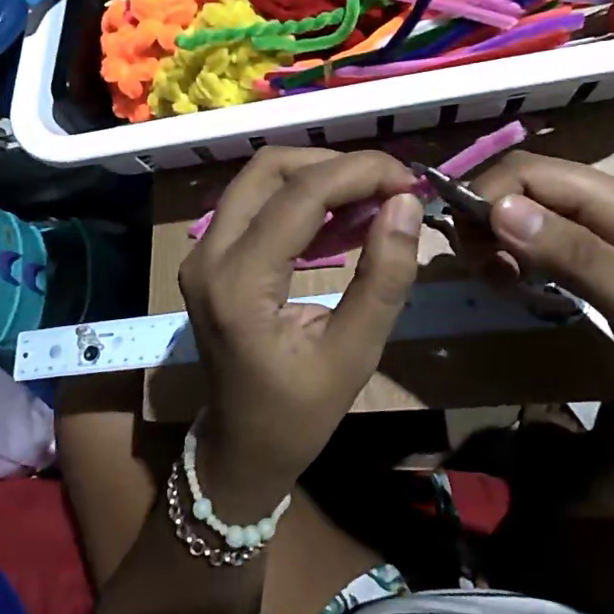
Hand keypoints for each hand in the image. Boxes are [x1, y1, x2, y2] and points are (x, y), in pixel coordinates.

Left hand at [179, 148, 422, 512]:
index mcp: (239, 283)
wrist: (242, 448)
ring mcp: (202, 253)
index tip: (411, 182)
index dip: (361, 174)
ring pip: (261, 178)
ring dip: (320, 176)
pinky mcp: (210, 257)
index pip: (301, 195)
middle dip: (337, 165)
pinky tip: (344, 217)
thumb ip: (384, 277)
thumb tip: (406, 205)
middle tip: (391, 186)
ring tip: (375, 197)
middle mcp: (208, 255)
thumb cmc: (299, 413)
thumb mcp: (355, 353)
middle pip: (270, 168)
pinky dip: (302, 196)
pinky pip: (256, 203)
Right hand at [468, 152, 613, 425]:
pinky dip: (524, 258)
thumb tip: (500, 208)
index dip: (489, 196)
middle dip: (491, 218)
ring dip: (504, 239)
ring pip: (538, 215)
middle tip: (482, 273)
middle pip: (534, 188)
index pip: (538, 174)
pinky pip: (553, 245)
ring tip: (498, 283)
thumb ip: (579, 258)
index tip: (466, 250)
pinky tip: (521, 287)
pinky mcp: (613, 265)